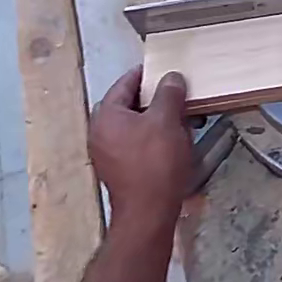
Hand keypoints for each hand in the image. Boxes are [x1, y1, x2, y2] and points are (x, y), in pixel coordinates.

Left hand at [89, 67, 193, 231]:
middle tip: (176, 93)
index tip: (164, 68)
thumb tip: (171, 77)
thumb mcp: (167, 120)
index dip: (146, 74)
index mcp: (106, 116)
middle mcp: (100, 132)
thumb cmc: (156, 161)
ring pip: (133, 125)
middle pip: (128, 104)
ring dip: (156, 118)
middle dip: (154, 97)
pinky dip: (153, 136)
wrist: (148, 213)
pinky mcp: (119, 170)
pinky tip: (174, 140)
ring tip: (181, 116)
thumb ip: (169, 93)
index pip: (124, 83)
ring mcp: (107, 153)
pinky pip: (136, 143)